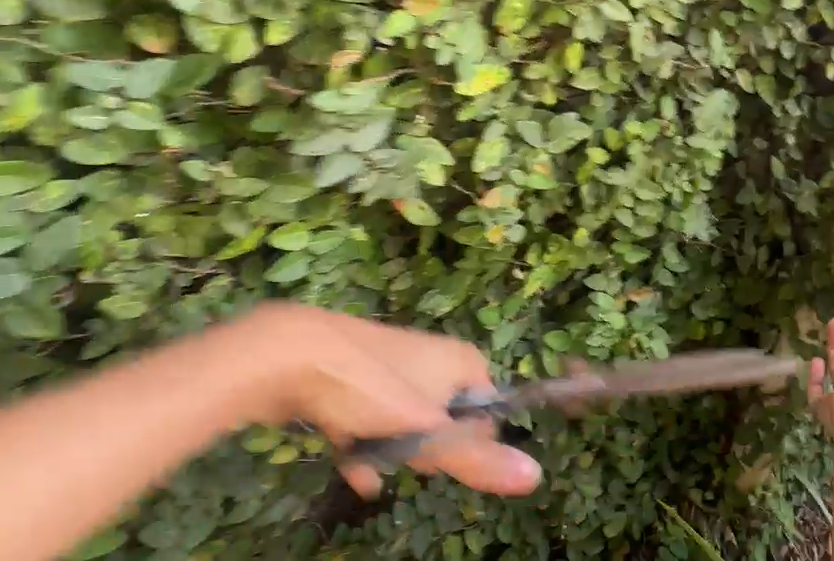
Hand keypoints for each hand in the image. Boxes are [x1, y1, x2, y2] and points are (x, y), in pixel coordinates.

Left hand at [237, 303, 541, 498]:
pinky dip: (364, 442)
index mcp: (464, 362)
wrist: (297, 354)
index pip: (485, 415)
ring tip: (367, 465)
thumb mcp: (429, 429)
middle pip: (444, 421)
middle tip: (399, 454)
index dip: (462, 444)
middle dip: (420, 448)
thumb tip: (536, 478)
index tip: (434, 455)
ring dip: (388, 451)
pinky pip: (374, 417)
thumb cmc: (374, 387)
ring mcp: (398, 366)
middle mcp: (437, 358)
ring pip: (405, 423)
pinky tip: (350, 465)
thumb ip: (477, 457)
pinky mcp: (362, 375)